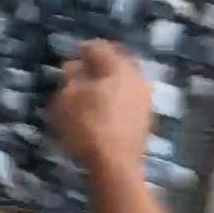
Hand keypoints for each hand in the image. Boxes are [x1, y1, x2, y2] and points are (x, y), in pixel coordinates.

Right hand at [52, 40, 151, 174]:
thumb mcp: (67, 100)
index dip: (84, 49)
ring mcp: (144, 97)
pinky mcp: (145, 116)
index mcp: (118, 67)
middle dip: (100, 63)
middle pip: (118, 62)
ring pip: (125, 79)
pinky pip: (128, 96)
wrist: (115, 163)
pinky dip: (116, 95)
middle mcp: (136, 76)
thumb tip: (75, 66)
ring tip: (92, 90)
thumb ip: (71, 79)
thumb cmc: (87, 127)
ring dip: (109, 80)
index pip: (100, 49)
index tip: (72, 54)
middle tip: (83, 69)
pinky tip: (104, 106)